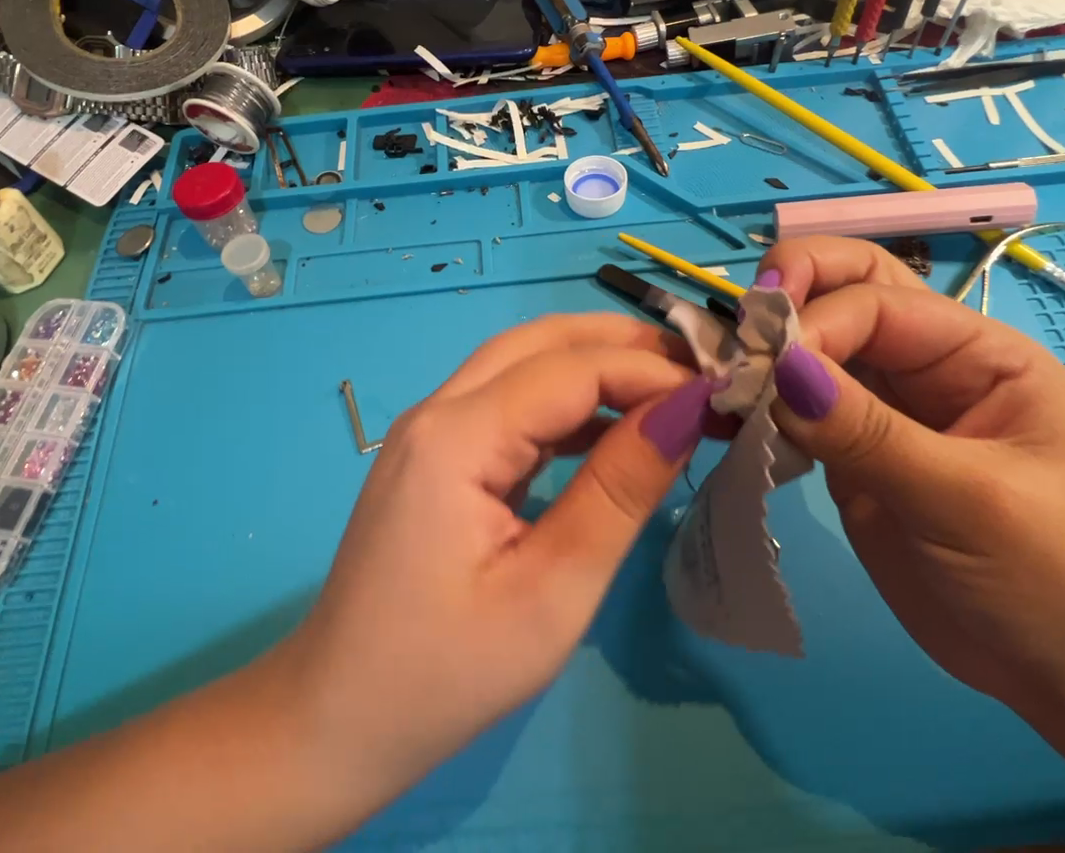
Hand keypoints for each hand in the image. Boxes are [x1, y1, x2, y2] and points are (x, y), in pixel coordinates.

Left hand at [276, 313, 716, 833]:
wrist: (339, 720)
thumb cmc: (447, 672)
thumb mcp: (552, 589)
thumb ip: (619, 489)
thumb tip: (685, 409)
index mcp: (456, 437)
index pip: (571, 368)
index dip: (652, 371)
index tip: (725, 393)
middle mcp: (436, 413)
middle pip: (540, 343)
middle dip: (625, 345)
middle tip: (704, 373)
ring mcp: (429, 435)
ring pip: (521, 366)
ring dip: (597, 368)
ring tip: (674, 392)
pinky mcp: (436, 462)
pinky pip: (508, 407)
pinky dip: (567, 406)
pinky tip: (614, 430)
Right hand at [759, 238, 1064, 716]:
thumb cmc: (1059, 580)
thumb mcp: (972, 501)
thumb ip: (871, 434)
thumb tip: (780, 369)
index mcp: (979, 355)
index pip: (879, 303)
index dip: (816, 322)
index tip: (764, 368)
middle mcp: (928, 368)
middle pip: (850, 291)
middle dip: (790, 292)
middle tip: (738, 326)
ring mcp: (884, 414)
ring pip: (815, 351)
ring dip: (766, 352)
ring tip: (719, 377)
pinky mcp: (850, 459)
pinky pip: (796, 412)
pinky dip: (759, 407)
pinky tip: (728, 417)